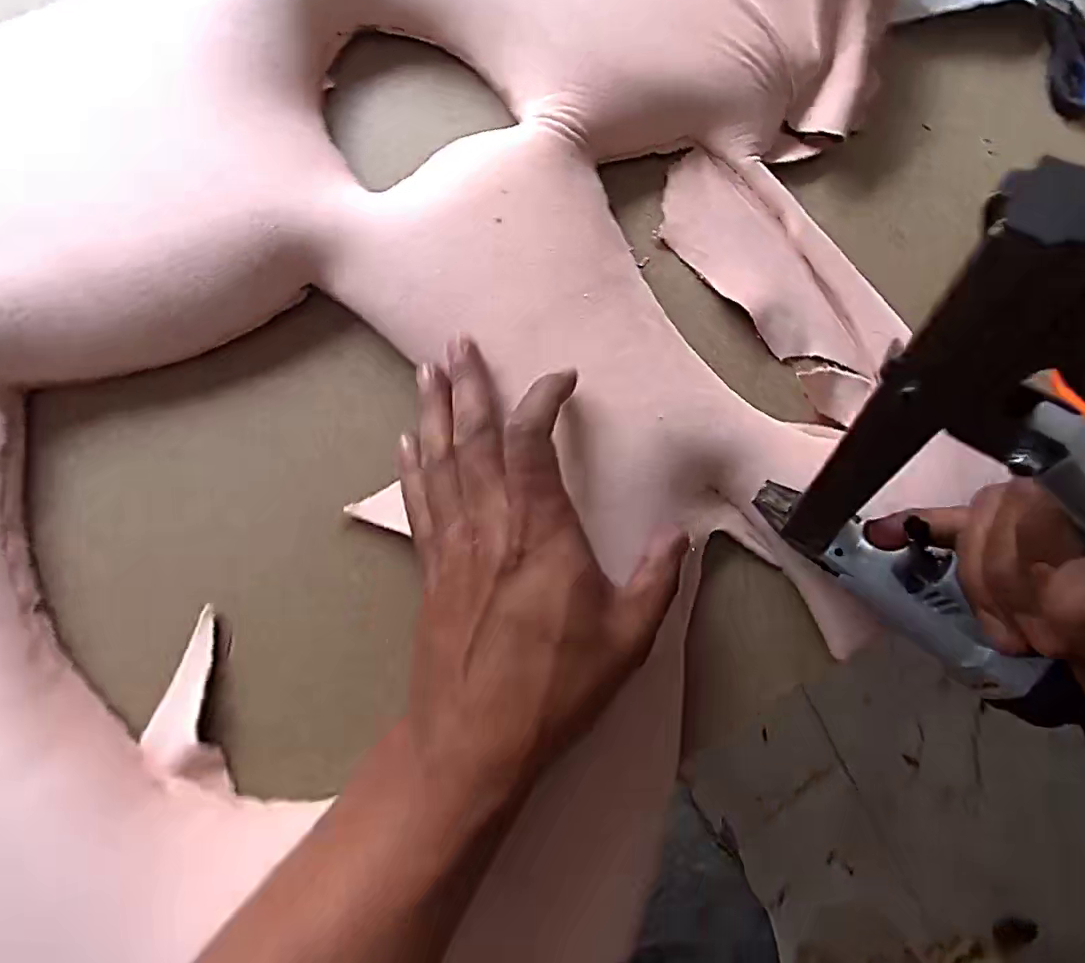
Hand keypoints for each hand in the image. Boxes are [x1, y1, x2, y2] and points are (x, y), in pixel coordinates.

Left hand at [398, 337, 688, 809]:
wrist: (472, 740)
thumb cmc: (555, 688)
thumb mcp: (628, 638)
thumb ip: (657, 579)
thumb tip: (680, 533)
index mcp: (540, 532)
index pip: (531, 443)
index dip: (541, 401)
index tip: (562, 380)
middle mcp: (490, 524)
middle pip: (474, 439)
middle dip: (469, 386)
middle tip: (459, 343)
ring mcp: (453, 544)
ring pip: (439, 462)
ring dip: (434, 412)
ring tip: (428, 372)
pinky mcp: (431, 568)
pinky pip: (419, 502)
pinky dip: (411, 466)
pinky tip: (405, 441)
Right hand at [868, 479, 1084, 827]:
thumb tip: (1061, 582)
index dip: (1042, 539)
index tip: (1049, 627)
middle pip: (1026, 497)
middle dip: (1008, 573)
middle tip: (1039, 644)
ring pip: (992, 518)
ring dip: (983, 580)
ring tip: (1017, 639)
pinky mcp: (1057, 564)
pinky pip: (983, 538)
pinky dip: (936, 535)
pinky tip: (893, 536)